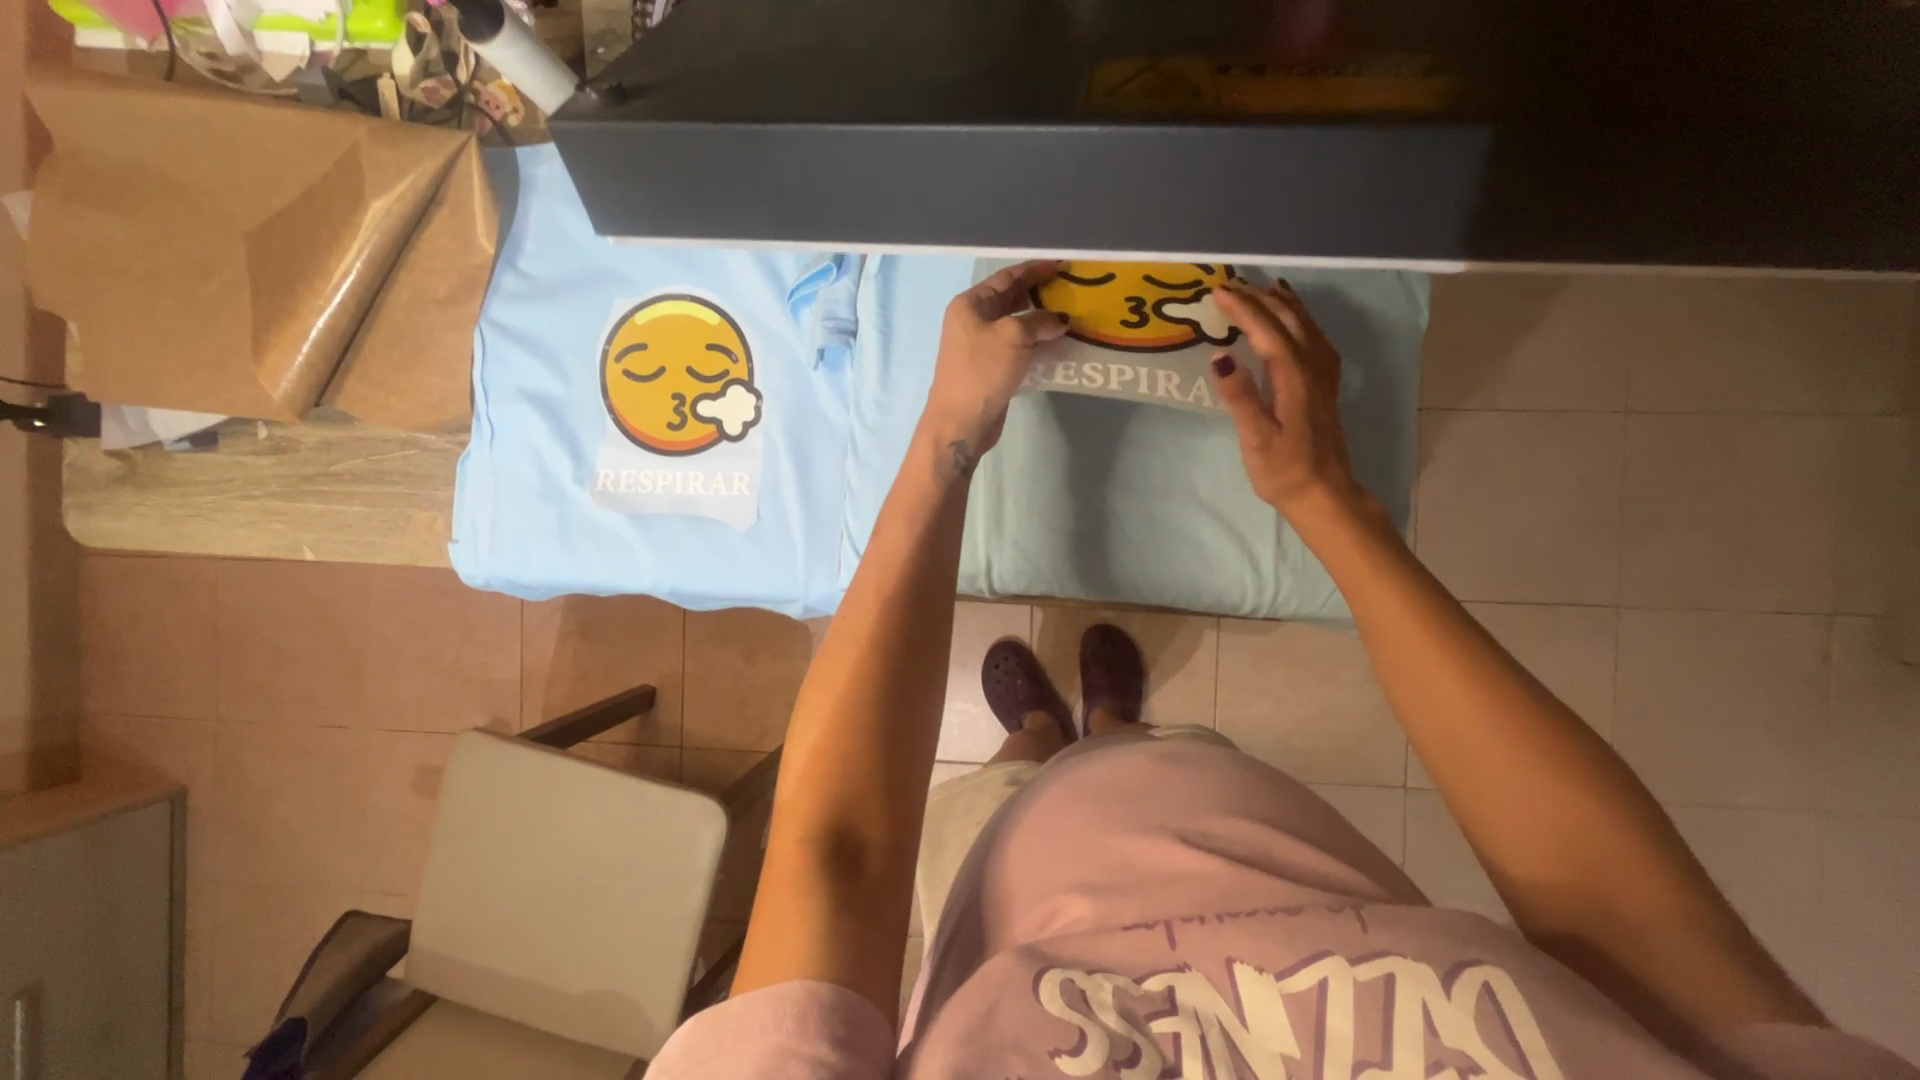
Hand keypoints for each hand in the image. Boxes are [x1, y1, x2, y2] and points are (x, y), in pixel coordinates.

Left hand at [922, 260, 1069, 473]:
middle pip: (1011, 299)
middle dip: (1040, 295)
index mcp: (970, 304)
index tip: (1063, 266)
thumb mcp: (1014, 336)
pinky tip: (1058, 345)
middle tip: (1072, 291)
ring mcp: (981, 346)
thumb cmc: (982, 370)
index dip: (1035, 270)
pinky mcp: (991, 368)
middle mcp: (973, 320)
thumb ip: (1040, 321)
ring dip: (1041, 322)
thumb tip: (1061, 319)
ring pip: (1016, 326)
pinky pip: (1018, 348)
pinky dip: (1037, 344)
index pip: (1007, 277)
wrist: (961, 422)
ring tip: (1071, 317)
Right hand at [1210, 281, 1360, 514]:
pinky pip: (1314, 339)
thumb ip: (1240, 396)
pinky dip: (1300, 321)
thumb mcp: (1256, 439)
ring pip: (1305, 326)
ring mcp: (1323, 376)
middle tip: (1232, 285)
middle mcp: (1312, 369)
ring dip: (1283, 304)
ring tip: (1263, 288)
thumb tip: (1220, 356)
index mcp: (1294, 378)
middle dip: (1261, 299)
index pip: (1266, 331)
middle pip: (1288, 321)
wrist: (1325, 494)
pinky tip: (1294, 322)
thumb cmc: (1285, 471)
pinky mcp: (1325, 387)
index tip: (1218, 291)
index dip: (1243, 308)